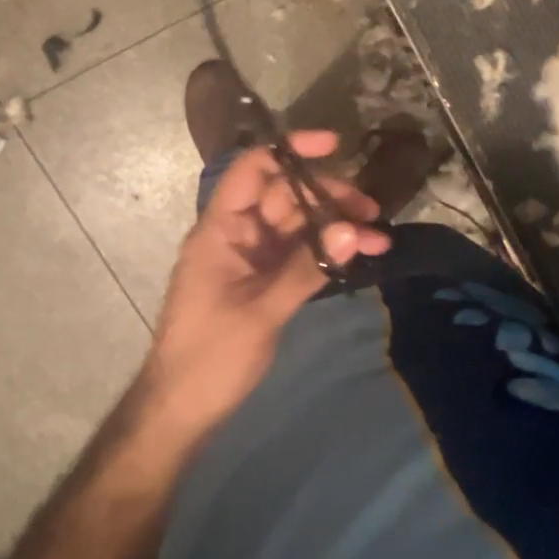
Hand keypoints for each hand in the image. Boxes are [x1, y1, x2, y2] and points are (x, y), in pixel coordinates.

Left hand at [149, 131, 389, 430]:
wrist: (181, 413)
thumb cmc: (210, 358)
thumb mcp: (260, 312)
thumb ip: (306, 269)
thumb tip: (350, 230)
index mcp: (220, 230)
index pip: (253, 169)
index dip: (290, 149)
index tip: (334, 145)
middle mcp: (238, 236)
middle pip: (286, 196)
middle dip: (330, 196)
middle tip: (371, 210)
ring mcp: (253, 259)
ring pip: (300, 225)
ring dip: (337, 227)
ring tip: (378, 238)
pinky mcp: (266, 282)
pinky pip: (302, 253)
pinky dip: (329, 252)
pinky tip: (360, 255)